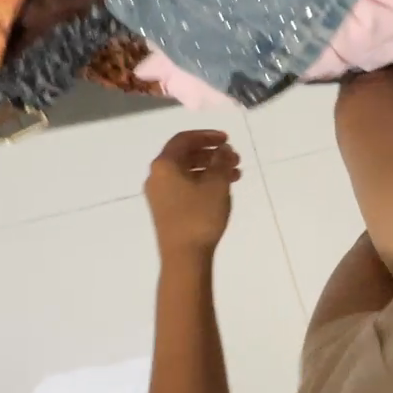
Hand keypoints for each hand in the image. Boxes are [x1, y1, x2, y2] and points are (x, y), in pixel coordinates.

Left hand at [145, 130, 240, 256]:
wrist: (184, 257)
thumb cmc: (199, 216)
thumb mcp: (216, 184)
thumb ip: (221, 161)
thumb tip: (222, 149)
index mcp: (164, 165)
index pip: (184, 139)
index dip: (207, 136)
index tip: (228, 140)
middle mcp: (157, 176)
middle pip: (185, 155)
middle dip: (212, 154)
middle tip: (235, 159)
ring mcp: (159, 195)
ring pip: (187, 172)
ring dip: (210, 169)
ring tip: (235, 175)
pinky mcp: (165, 210)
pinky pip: (185, 187)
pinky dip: (203, 183)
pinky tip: (222, 190)